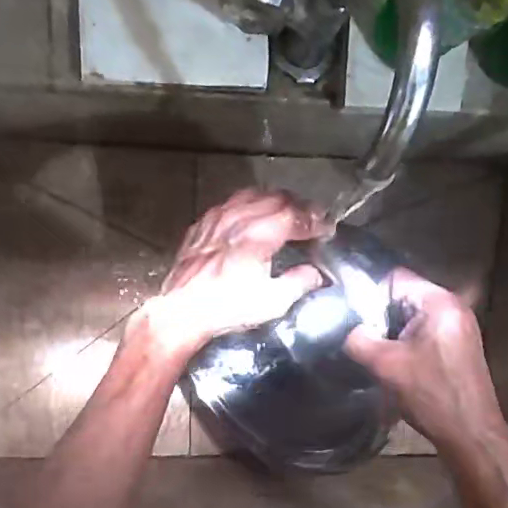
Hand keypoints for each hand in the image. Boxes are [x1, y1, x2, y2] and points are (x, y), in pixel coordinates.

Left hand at [138, 189, 328, 358]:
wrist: (182, 312)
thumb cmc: (225, 308)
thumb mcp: (272, 302)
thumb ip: (298, 283)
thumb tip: (314, 273)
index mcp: (259, 235)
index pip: (296, 214)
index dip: (315, 219)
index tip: (325, 229)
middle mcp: (238, 219)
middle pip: (276, 197)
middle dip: (298, 206)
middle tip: (309, 220)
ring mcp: (216, 219)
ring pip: (250, 195)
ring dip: (272, 201)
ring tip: (282, 214)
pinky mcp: (201, 227)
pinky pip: (227, 205)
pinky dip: (245, 207)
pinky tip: (247, 219)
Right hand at [343, 268, 507, 452]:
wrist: (469, 433)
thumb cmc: (430, 394)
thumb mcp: (384, 364)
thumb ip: (358, 338)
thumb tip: (346, 328)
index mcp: (440, 303)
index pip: (395, 277)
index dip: (367, 291)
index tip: (348, 312)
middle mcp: (453, 308)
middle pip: (402, 296)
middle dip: (377, 314)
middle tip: (356, 334)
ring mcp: (457, 327)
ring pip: (409, 316)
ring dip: (388, 331)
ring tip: (371, 351)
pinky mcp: (455, 346)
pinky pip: (421, 332)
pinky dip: (403, 343)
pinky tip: (391, 363)